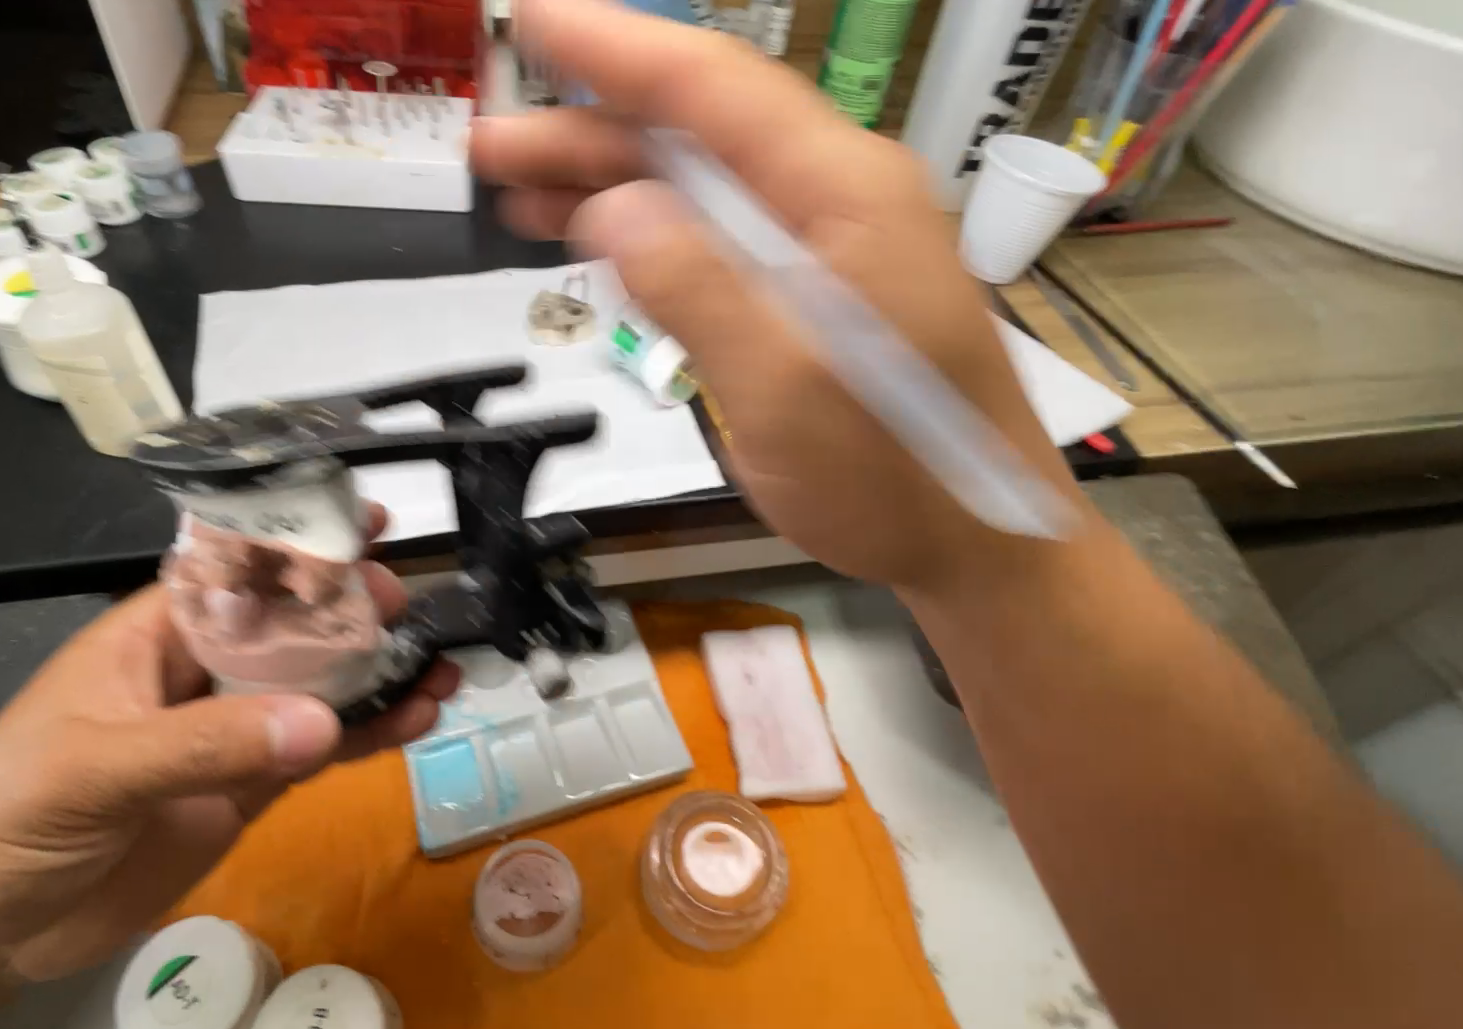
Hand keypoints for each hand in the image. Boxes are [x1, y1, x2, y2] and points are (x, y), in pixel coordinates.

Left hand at [0, 507, 458, 982]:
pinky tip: (415, 723)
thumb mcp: (93, 768)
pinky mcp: (252, 784)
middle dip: (354, 610)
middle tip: (411, 609)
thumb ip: (206, 744)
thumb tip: (320, 724)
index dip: (300, 542)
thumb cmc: (2, 817)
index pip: (238, 570)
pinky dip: (370, 735)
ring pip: (321, 687)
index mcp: (157, 635)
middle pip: (295, 625)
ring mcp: (233, 729)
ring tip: (440, 669)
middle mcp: (205, 670)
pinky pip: (322, 749)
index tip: (365, 522)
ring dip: (379, 677)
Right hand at [470, 0, 1089, 593]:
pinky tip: (602, 246)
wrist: (972, 542)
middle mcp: (838, 204)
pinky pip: (723, 248)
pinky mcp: (816, 303)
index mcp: (843, 197)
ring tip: (519, 195)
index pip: (716, 91)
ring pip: (705, 194)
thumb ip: (699, 288)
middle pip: (699, 140)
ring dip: (613, 188)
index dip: (618, 50)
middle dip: (590, 132)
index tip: (532, 19)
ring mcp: (830, 255)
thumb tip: (613, 206)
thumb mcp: (784, 389)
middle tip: (490, 143)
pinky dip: (655, 243)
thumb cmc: (891, 477)